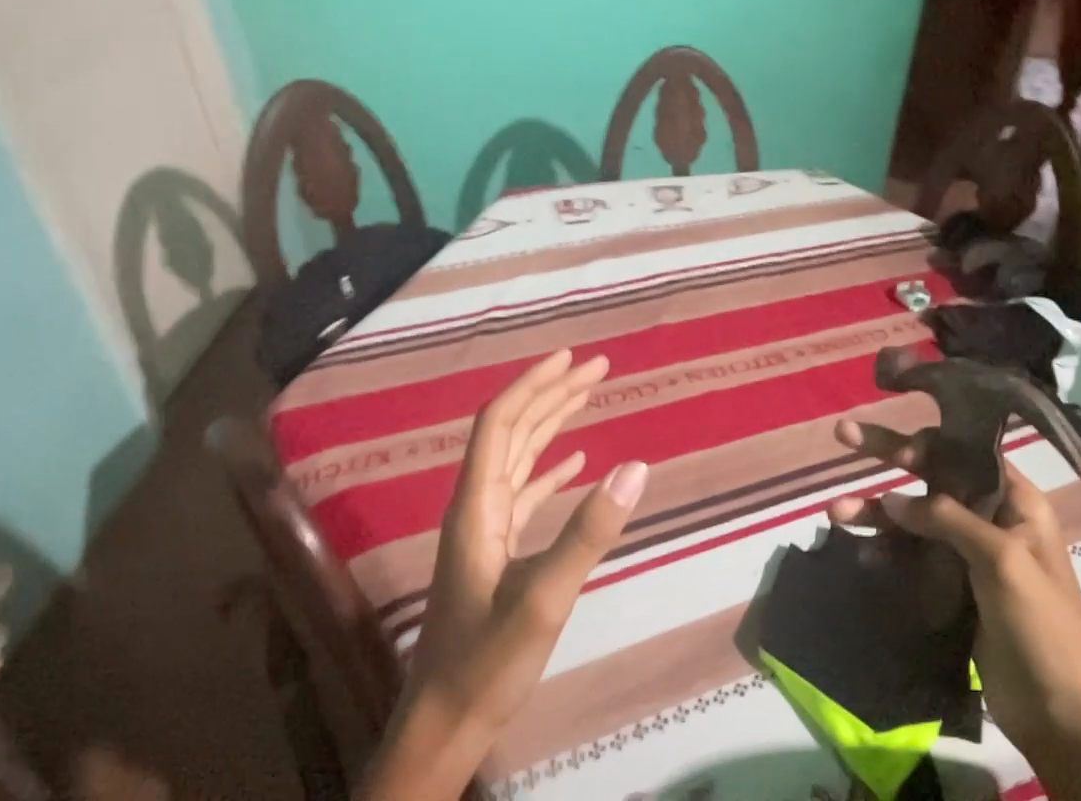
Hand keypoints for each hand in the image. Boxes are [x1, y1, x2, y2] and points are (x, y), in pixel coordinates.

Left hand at [362, 350, 649, 799]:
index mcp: (478, 507)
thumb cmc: (488, 662)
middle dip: (551, 394)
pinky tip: (576, 462)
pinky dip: (551, 469)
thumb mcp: (544, 600)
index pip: (501, 424)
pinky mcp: (496, 552)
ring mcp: (484, 531)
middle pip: (511, 432)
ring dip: (552, 424)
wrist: (445, 722)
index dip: (534, 385)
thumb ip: (588, 533)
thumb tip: (635, 465)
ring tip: (588, 396)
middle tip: (597, 368)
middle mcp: (477, 507)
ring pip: (518, 459)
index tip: (573, 358)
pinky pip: (525, 493)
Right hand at [828, 420, 1080, 800]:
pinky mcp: (952, 590)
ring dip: (875, 512)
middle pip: (932, 478)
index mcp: (1017, 503)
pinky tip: (859, 554)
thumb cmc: (1042, 626)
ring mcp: (969, 556)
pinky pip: (911, 557)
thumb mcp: (1001, 560)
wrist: (1059, 713)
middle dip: (888, 458)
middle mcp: (992, 520)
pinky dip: (884, 551)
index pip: (965, 453)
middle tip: (841, 434)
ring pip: (914, 519)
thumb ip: (947, 518)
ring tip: (833, 513)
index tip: (887, 442)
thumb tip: (892, 496)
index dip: (925, 440)